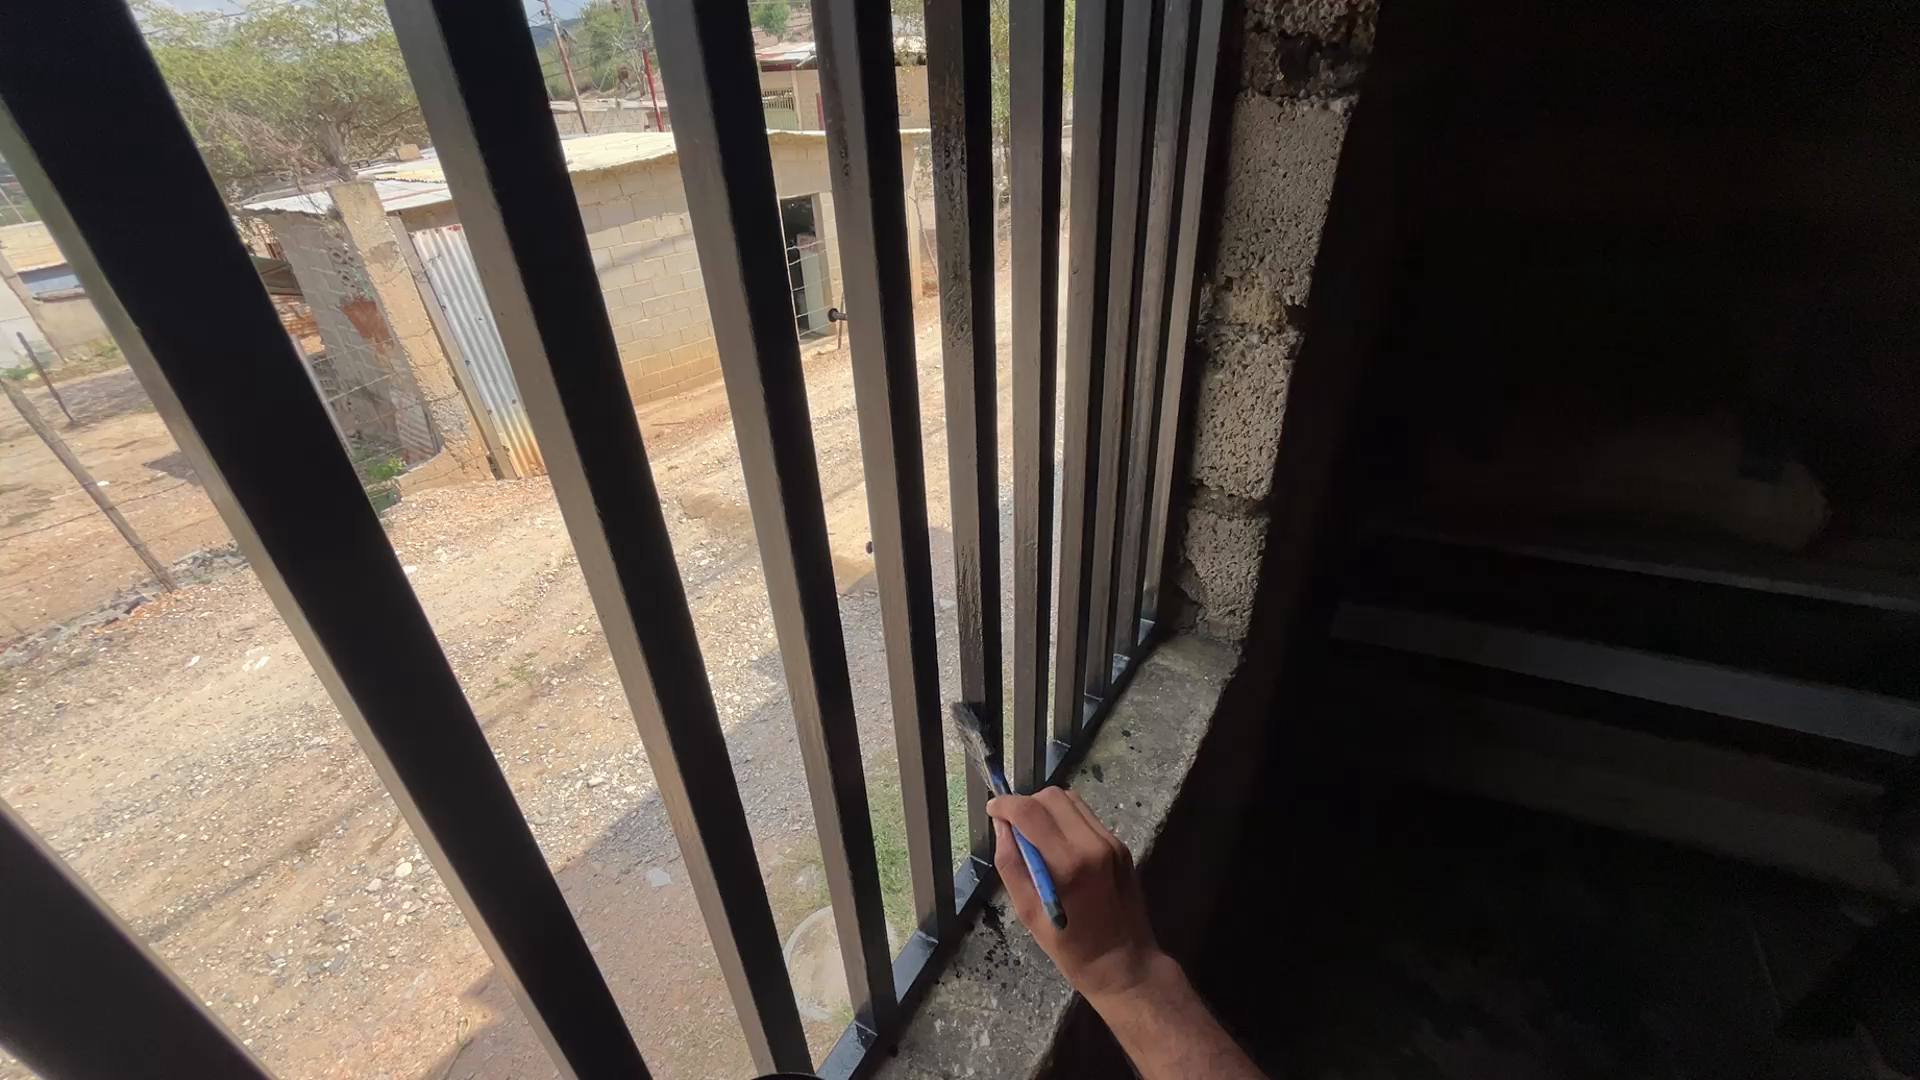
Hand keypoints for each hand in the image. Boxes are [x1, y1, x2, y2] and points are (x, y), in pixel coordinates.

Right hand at [987, 787, 1167, 1002]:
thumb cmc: (1072, 949)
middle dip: (1026, 803)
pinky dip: (1066, 819)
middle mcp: (1092, 844)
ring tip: (1035, 833)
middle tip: (1013, 825)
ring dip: (1046, 808)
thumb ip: (1011, 864)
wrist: (1126, 965)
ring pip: (1070, 800)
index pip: (1030, 812)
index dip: (1005, 804)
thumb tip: (1001, 826)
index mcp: (1067, 865)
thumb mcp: (1029, 913)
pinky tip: (1059, 843)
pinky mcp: (1120, 845)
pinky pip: (1086, 816)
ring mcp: (1111, 842)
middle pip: (1051, 796)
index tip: (992, 809)